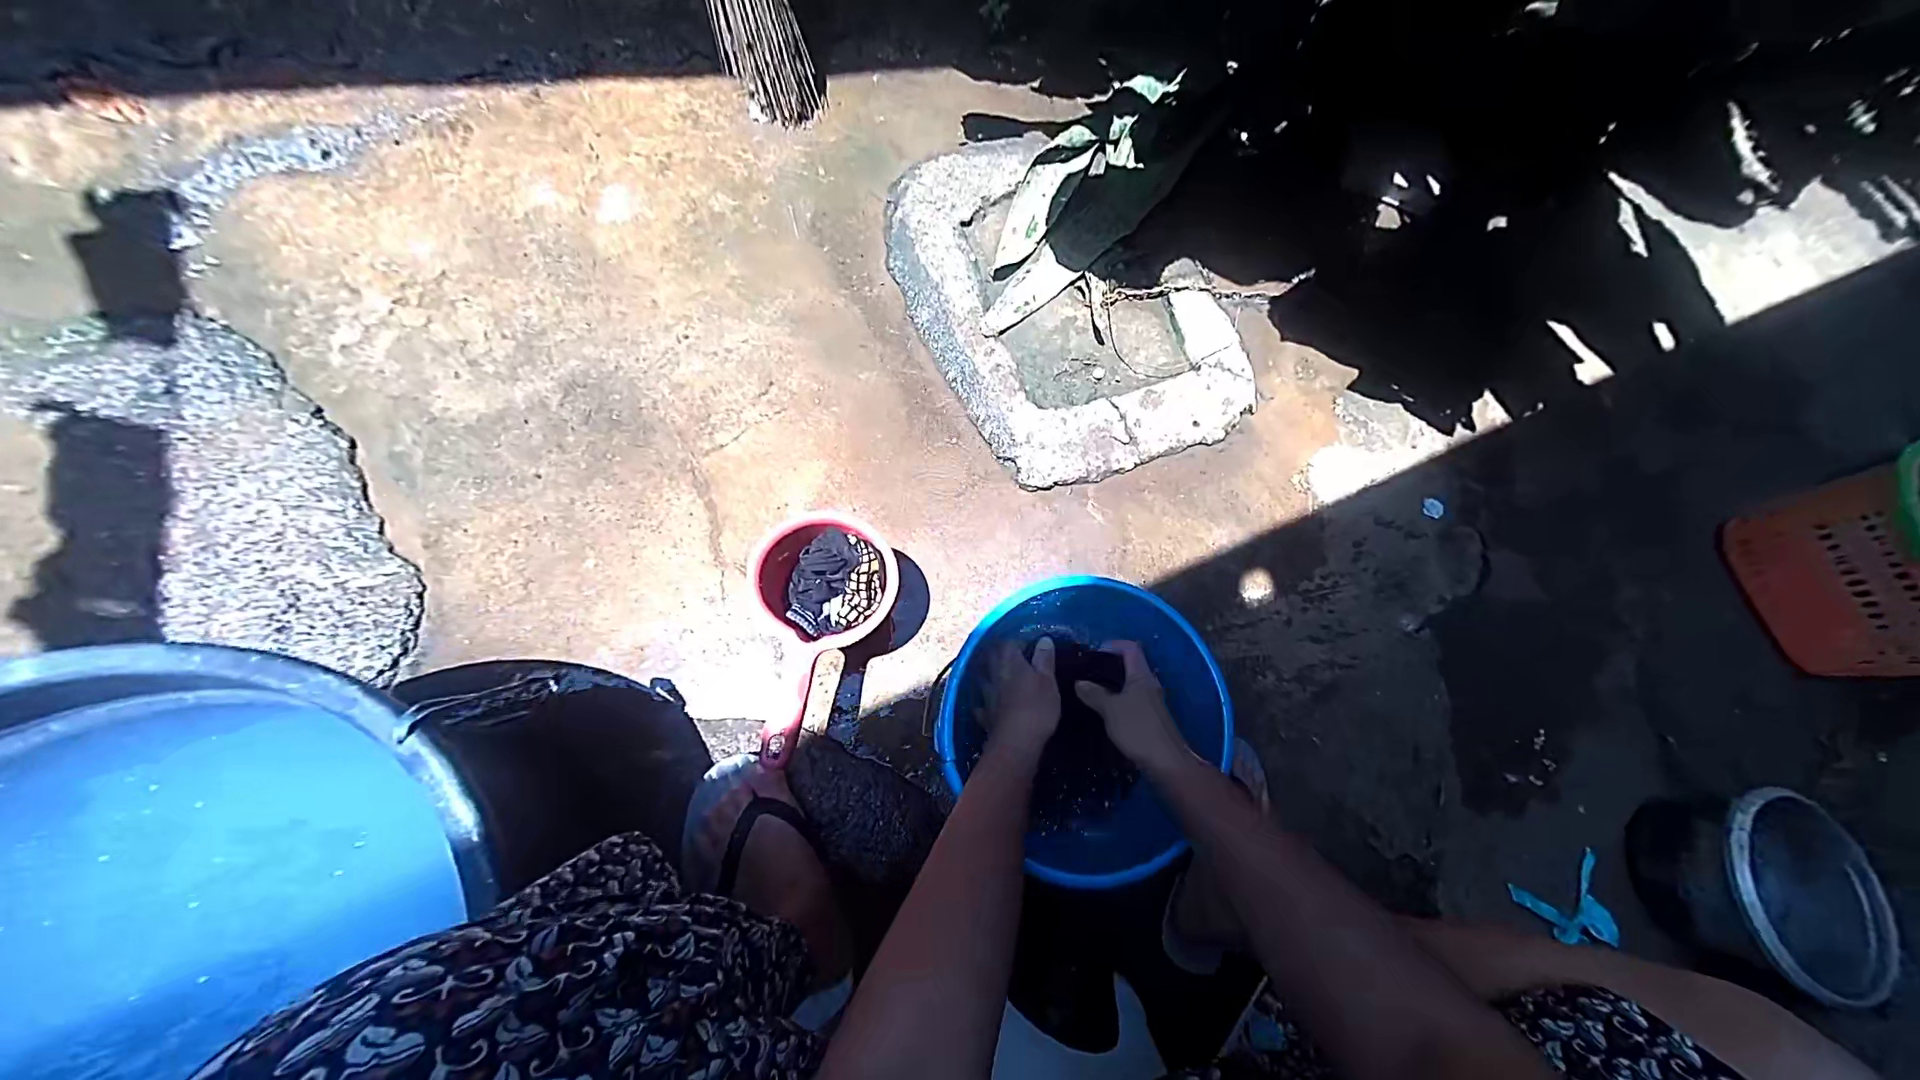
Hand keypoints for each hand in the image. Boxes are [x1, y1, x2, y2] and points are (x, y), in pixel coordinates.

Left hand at [981, 636, 1059, 759]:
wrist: (1016, 742)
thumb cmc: (1037, 707)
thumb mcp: (1048, 681)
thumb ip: (1044, 659)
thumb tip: (1044, 639)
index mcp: (1010, 662)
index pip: (1008, 643)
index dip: (1018, 643)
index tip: (1030, 647)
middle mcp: (994, 674)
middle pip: (991, 656)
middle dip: (1000, 654)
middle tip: (1013, 658)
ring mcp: (986, 694)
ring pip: (983, 677)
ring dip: (989, 674)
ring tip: (1000, 677)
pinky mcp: (984, 714)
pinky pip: (982, 702)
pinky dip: (985, 700)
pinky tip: (989, 703)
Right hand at [1074, 640, 1190, 770]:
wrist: (1166, 762)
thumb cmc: (1138, 729)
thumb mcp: (1110, 710)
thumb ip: (1094, 693)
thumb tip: (1079, 682)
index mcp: (1141, 676)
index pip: (1130, 648)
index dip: (1113, 645)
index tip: (1093, 653)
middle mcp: (1149, 684)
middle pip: (1131, 664)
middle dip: (1109, 664)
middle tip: (1088, 671)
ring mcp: (1151, 701)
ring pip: (1130, 683)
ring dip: (1112, 683)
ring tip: (1091, 689)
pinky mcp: (1150, 717)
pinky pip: (1131, 699)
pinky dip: (1117, 698)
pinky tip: (1104, 709)